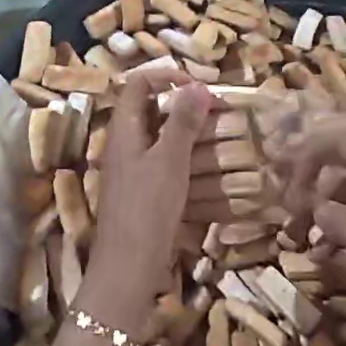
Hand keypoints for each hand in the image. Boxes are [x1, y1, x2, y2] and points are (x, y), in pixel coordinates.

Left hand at [79, 71, 215, 326]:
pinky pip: (165, 160)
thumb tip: (198, 86)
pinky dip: (186, 155)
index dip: (168, 77)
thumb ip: (183, 121)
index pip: (139, 83)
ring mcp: (133, 168)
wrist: (129, 268)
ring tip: (220, 133)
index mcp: (124, 129)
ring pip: (161, 135)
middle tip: (218, 110)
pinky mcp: (143, 190)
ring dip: (189, 130)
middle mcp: (125, 143)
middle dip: (184, 104)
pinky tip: (208, 165)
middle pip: (152, 108)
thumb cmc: (147, 208)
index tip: (200, 87)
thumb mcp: (170, 160)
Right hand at [280, 117, 345, 333]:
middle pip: (341, 170)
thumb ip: (344, 225)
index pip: (340, 143)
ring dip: (325, 215)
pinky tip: (329, 256)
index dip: (309, 156)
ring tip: (304, 245)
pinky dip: (345, 230)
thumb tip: (313, 207)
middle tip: (290, 222)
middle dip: (312, 191)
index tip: (288, 186)